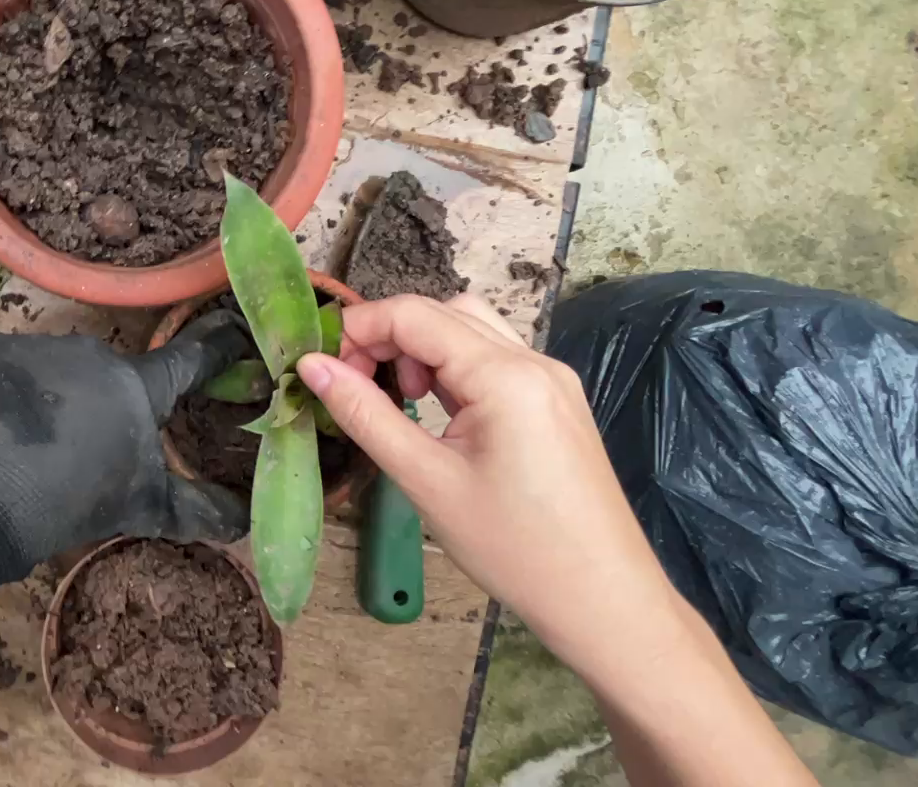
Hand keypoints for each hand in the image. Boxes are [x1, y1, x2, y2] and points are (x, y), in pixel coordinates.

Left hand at [0, 313, 252, 665]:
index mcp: (137, 385)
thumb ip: (199, 510)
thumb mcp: (140, 509)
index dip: (220, 342)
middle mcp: (94, 351)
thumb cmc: (68, 502)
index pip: (193, 355)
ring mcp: (40, 344)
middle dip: (115, 401)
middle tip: (97, 443)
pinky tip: (5, 428)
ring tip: (44, 443)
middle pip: (118, 373)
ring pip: (66, 369)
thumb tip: (248, 522)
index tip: (238, 328)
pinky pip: (20, 367)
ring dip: (65, 396)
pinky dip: (20, 391)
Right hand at [295, 294, 681, 676]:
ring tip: (395, 395)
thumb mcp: (423, 478)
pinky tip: (431, 405)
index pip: (413, 315)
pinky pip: (488, 356)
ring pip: (466, 327)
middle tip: (353, 382)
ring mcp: (549, 378)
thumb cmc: (513, 548)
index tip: (322, 367)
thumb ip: (363, 412)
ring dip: (417, 346)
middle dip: (385, 334)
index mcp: (504, 376)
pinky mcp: (552, 400)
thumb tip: (310, 364)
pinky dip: (447, 363)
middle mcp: (532, 362)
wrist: (606, 606)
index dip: (358, 329)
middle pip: (440, 311)